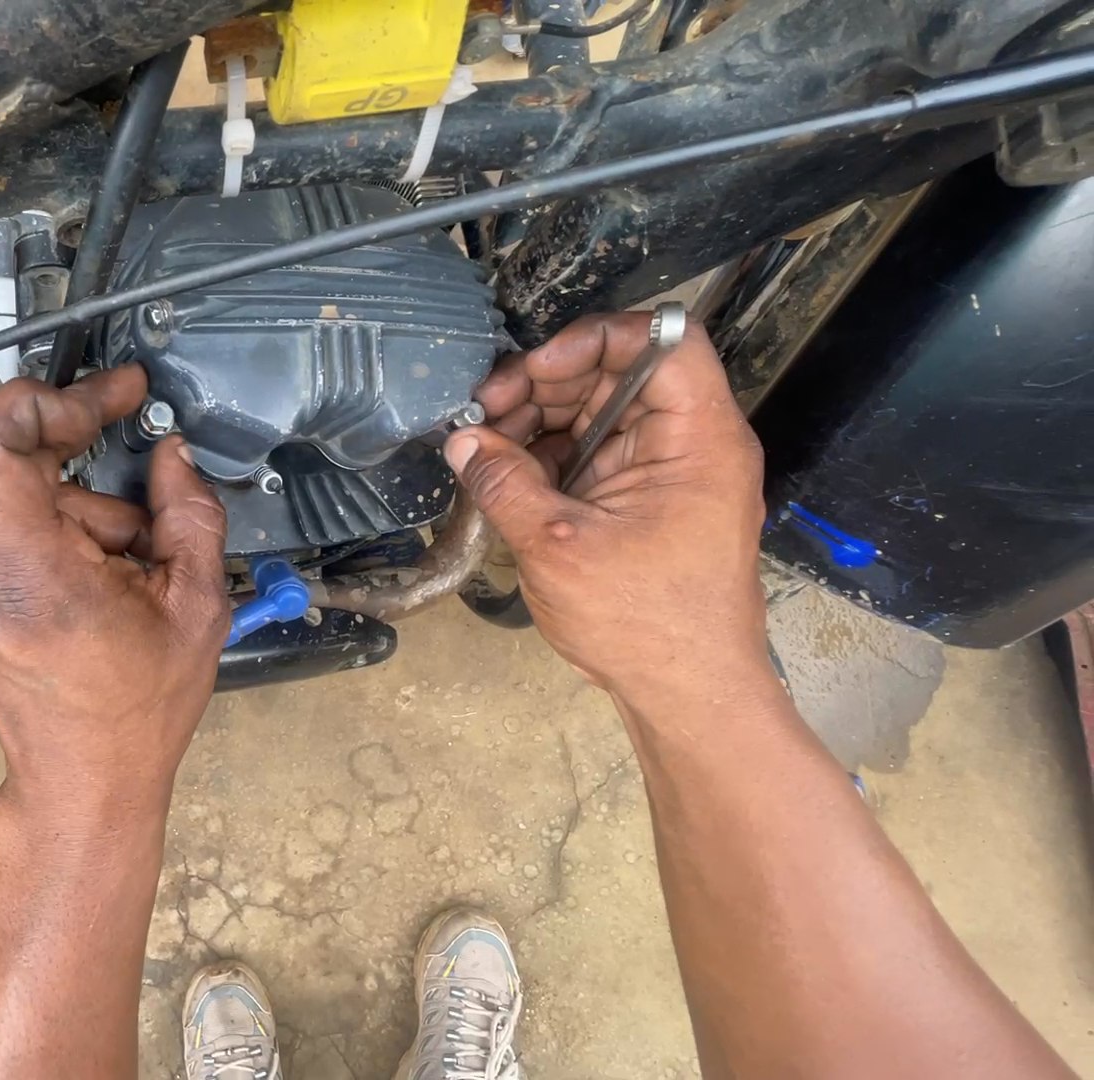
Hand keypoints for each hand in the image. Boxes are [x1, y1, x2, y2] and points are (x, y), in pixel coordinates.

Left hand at [0, 366, 228, 824]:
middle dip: (92, 476)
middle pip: (19, 466)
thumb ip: (190, 516)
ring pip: (25, 500)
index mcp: (34, 578)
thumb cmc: (137, 717)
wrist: (82, 785)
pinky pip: (16, 531)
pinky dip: (65, 538)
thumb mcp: (197, 611)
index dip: (35, 401)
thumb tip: (173, 457)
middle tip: (145, 508)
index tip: (99, 400)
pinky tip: (100, 585)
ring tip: (131, 577)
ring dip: (88, 517)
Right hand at [445, 312, 767, 700]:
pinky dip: (535, 454)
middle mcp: (678, 444)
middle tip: (479, 412)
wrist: (680, 690)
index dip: (597, 339)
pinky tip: (495, 467)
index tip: (533, 372)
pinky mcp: (624, 500)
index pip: (664, 342)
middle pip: (612, 374)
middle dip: (541, 384)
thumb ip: (504, 483)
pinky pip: (577, 454)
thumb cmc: (641, 619)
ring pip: (587, 413)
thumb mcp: (558, 545)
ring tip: (478, 443)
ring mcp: (649, 472)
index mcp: (694, 440)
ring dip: (529, 419)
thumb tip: (459, 440)